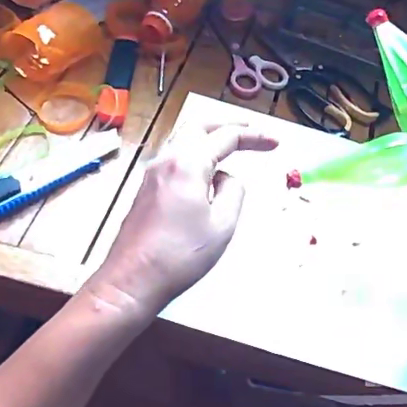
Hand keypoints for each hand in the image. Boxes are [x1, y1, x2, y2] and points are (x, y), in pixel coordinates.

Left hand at [86, 120, 278, 315]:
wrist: (132, 280)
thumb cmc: (179, 256)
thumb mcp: (222, 225)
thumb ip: (233, 192)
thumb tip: (226, 179)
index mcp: (187, 163)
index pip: (225, 136)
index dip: (254, 137)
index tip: (275, 143)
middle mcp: (165, 161)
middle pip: (198, 128)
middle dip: (227, 127)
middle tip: (251, 134)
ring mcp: (151, 175)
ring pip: (182, 141)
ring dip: (208, 140)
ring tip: (231, 149)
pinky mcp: (145, 191)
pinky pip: (173, 160)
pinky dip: (194, 156)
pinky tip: (206, 175)